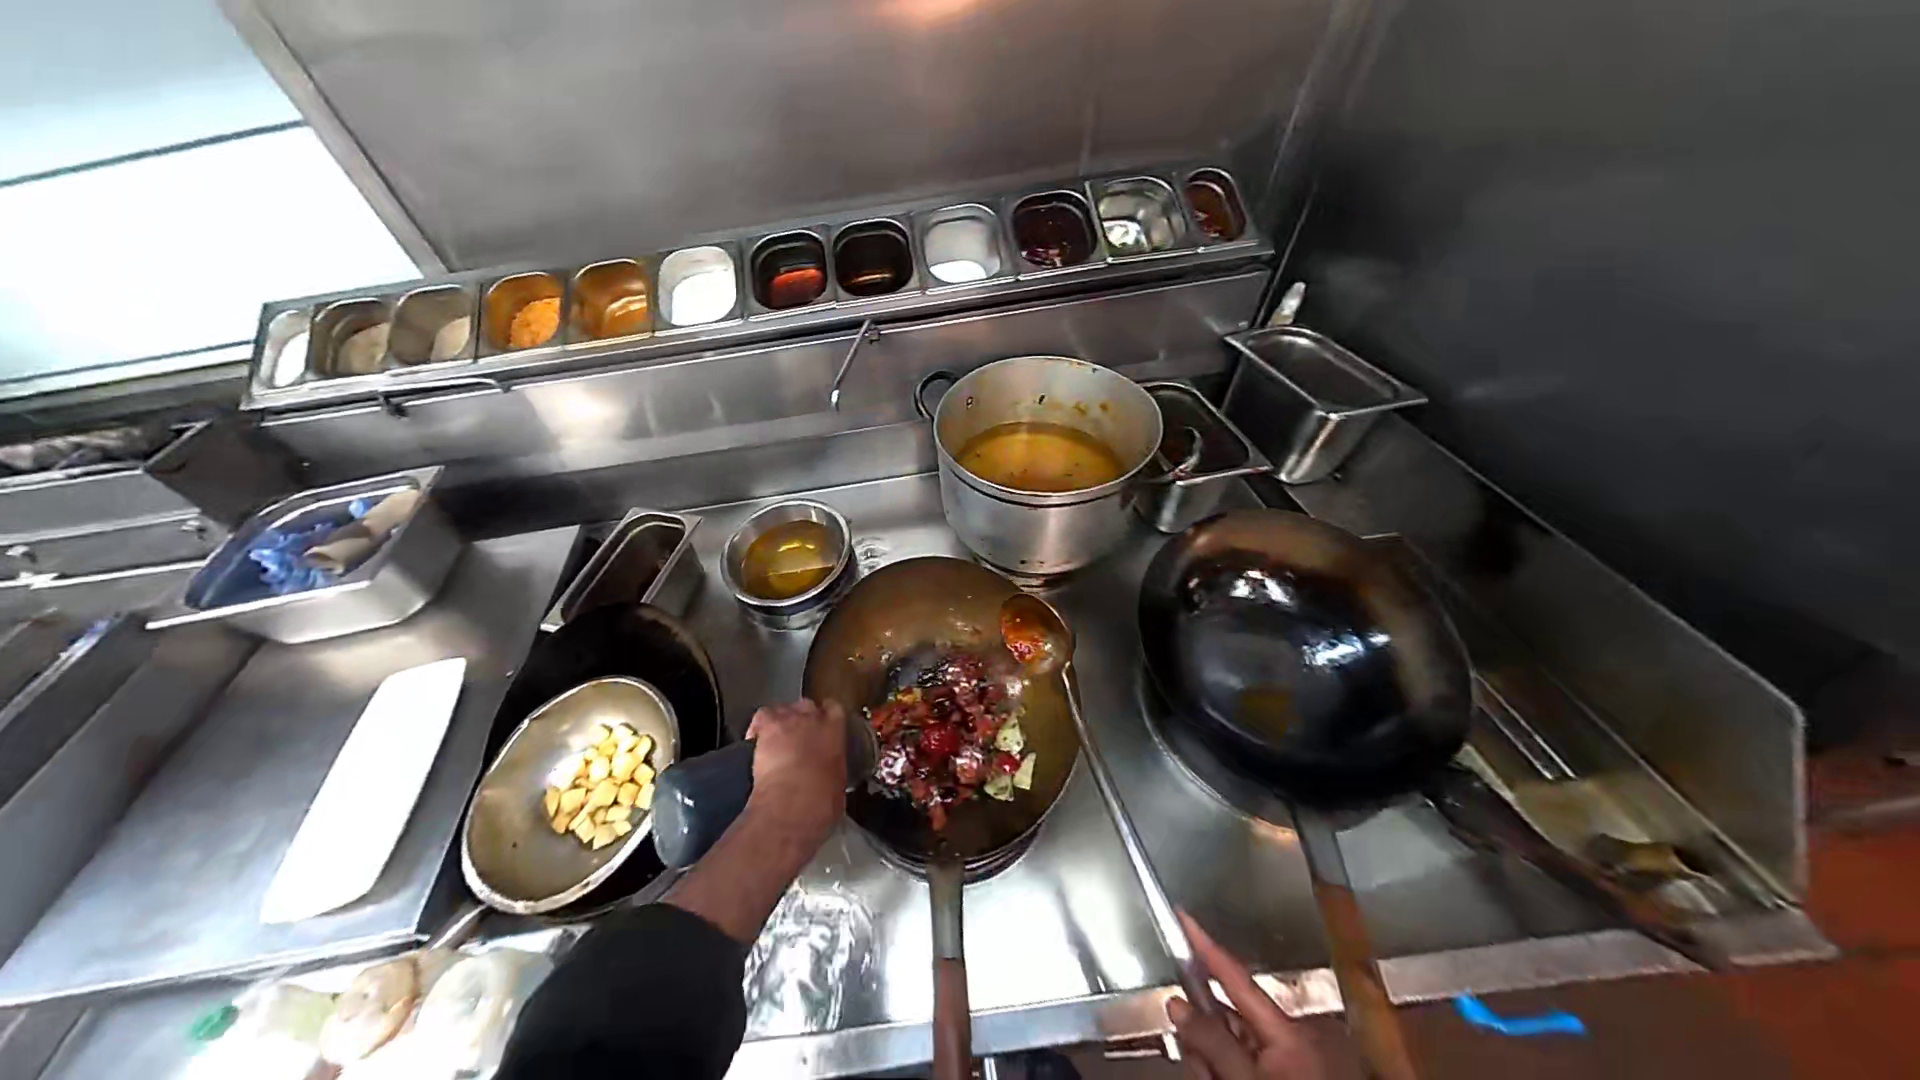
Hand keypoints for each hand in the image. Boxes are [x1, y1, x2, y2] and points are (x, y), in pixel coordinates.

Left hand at [745, 699, 846, 840]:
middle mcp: (813, 717)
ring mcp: (789, 719)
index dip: (827, 718)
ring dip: (781, 721)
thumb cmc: (822, 797)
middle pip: (807, 706)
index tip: (824, 729)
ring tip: (777, 739)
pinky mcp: (767, 726)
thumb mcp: (838, 782)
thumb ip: (834, 768)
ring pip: (783, 709)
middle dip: (802, 719)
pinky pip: (762, 716)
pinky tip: (756, 739)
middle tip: (799, 738)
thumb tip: (829, 775)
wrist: (795, 801)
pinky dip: (758, 726)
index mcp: (836, 729)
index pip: (834, 710)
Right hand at [1167, 912, 1328, 1079]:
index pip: (1236, 977)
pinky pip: (1237, 1063)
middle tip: (1188, 1051)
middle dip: (1200, 1026)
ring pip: (1228, 1043)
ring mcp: (1282, 1065)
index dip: (1206, 945)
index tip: (1183, 915)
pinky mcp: (1276, 1079)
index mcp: (1285, 1031)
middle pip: (1227, 1014)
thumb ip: (1212, 1041)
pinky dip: (1219, 1072)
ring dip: (1208, 1057)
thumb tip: (1177, 1003)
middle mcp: (1286, 1041)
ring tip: (1207, 1077)